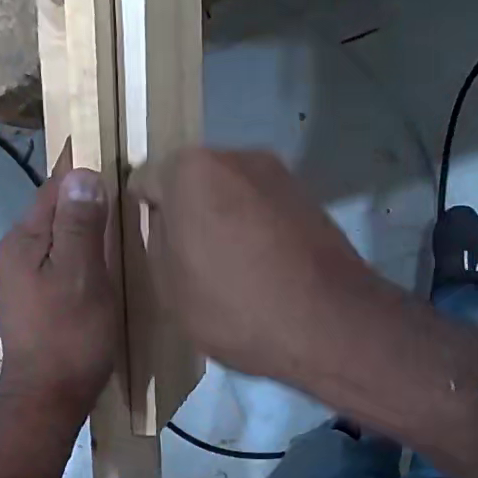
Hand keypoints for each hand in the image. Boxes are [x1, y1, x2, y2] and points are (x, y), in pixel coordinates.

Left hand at [0, 144, 119, 413]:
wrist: (50, 395)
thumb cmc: (72, 334)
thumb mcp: (82, 275)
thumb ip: (81, 225)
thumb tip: (84, 173)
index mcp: (24, 240)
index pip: (55, 187)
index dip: (87, 175)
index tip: (124, 169)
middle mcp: (16, 250)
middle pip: (57, 208)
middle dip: (91, 199)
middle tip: (134, 199)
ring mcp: (24, 273)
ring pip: (61, 232)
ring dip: (90, 225)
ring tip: (127, 226)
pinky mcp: (36, 292)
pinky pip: (63, 254)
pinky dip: (86, 248)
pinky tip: (108, 259)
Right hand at [129, 148, 387, 379]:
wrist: (330, 321)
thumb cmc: (236, 306)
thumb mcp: (170, 286)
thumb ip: (159, 240)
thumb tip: (171, 220)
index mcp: (191, 169)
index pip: (148, 181)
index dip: (147, 216)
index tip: (159, 249)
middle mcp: (239, 156)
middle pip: (197, 180)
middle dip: (192, 210)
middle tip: (195, 259)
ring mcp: (281, 174)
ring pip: (236, 192)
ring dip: (229, 217)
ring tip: (237, 266)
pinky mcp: (312, 197)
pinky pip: (268, 206)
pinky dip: (261, 226)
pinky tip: (268, 265)